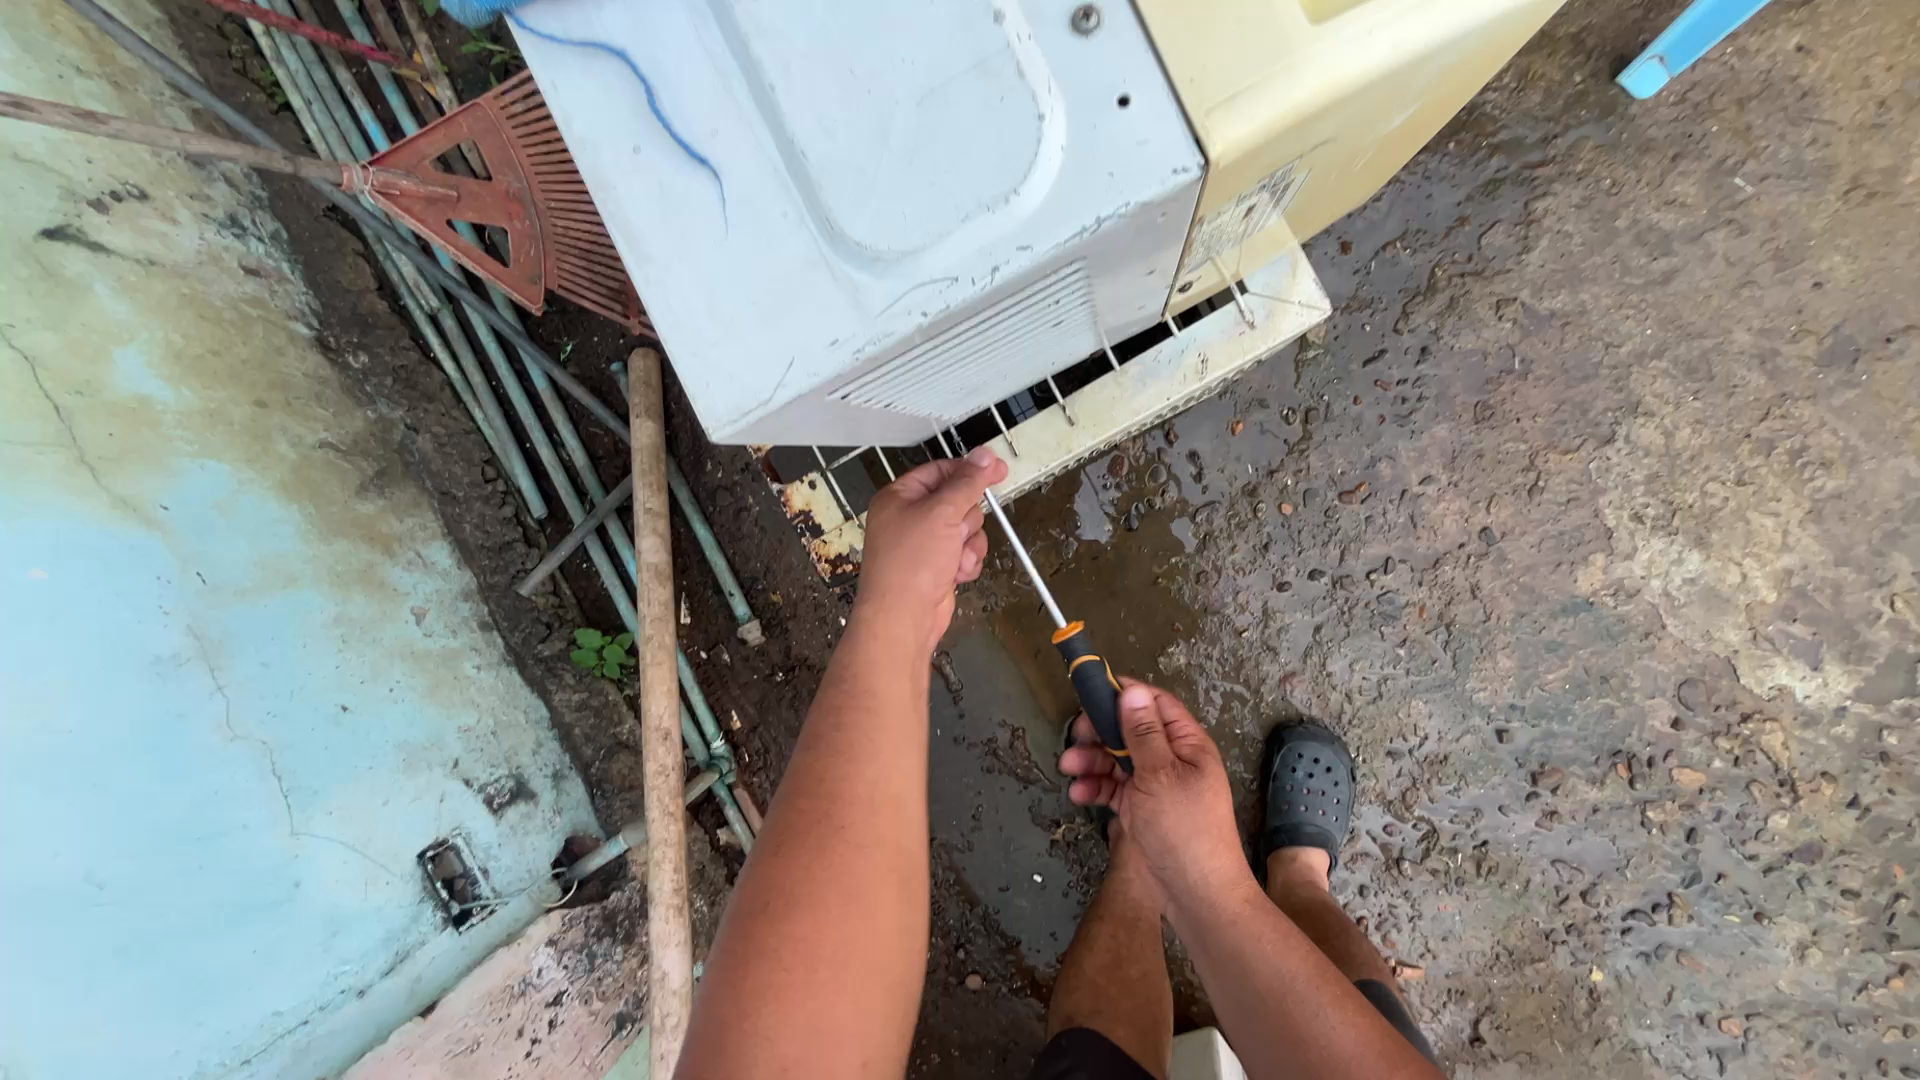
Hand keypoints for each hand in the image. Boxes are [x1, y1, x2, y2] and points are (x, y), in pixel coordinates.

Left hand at [854, 446, 1008, 653]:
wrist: (904, 617)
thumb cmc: (910, 563)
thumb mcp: (942, 513)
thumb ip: (967, 483)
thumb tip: (984, 455)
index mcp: (900, 496)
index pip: (940, 471)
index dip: (968, 470)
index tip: (997, 469)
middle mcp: (910, 518)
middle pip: (958, 501)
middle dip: (966, 519)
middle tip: (957, 530)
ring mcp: (925, 544)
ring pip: (967, 528)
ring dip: (969, 543)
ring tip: (954, 556)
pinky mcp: (938, 566)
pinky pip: (966, 552)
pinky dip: (966, 562)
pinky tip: (956, 573)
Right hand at [1058, 680, 1249, 907]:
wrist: (1195, 894)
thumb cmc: (1184, 828)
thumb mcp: (1161, 775)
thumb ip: (1143, 732)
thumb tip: (1131, 690)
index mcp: (1186, 744)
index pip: (1155, 704)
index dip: (1125, 695)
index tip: (1092, 692)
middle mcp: (1170, 759)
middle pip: (1129, 730)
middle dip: (1100, 731)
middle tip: (1074, 735)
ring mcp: (1152, 785)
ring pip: (1115, 759)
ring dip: (1090, 760)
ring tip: (1068, 767)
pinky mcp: (1138, 809)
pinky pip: (1111, 788)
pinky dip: (1094, 787)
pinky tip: (1078, 793)